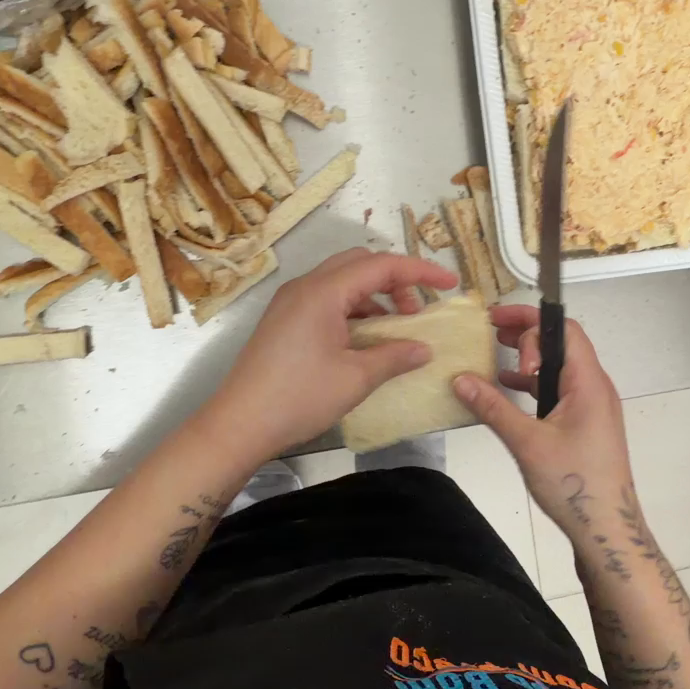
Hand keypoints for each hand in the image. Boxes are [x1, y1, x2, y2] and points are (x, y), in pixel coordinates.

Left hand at [202, 248, 458, 459]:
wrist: (239, 424)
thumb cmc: (298, 397)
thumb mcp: (355, 378)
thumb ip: (394, 356)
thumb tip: (423, 348)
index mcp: (323, 291)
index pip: (381, 265)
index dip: (420, 272)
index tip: (450, 284)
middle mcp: (305, 287)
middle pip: (360, 264)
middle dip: (395, 280)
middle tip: (417, 311)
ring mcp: (290, 303)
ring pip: (342, 282)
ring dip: (374, 296)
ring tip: (395, 328)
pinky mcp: (284, 321)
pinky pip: (326, 300)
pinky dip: (353, 310)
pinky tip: (366, 340)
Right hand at [453, 306, 632, 535]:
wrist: (607, 527)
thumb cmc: (573, 482)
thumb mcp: (527, 443)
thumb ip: (493, 407)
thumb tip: (460, 378)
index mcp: (588, 383)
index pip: (563, 330)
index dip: (530, 319)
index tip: (496, 325)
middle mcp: (595, 387)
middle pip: (562, 344)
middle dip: (527, 331)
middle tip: (491, 328)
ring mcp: (592, 407)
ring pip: (559, 367)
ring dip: (529, 356)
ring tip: (495, 350)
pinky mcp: (586, 425)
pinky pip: (559, 390)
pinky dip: (534, 383)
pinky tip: (508, 388)